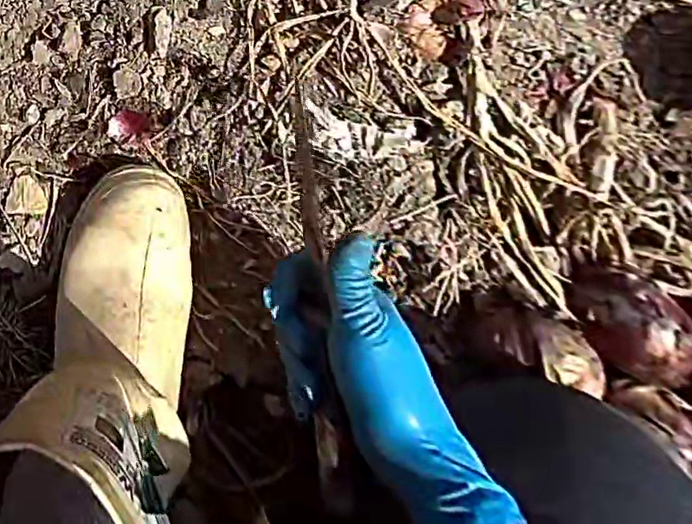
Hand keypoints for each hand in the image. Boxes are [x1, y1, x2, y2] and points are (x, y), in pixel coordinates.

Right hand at [265, 236, 524, 523]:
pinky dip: (301, 385)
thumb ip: (350, 279)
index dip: (286, 284)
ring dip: (296, 364)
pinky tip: (310, 405)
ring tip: (313, 392)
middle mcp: (350, 317)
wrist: (412, 461)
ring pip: (297, 339)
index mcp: (359, 298)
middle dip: (291, 333)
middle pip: (297, 305)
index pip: (306, 268)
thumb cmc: (388, 388)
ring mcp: (343, 350)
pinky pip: (304, 369)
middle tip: (306, 359)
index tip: (279, 309)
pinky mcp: (337, 380)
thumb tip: (360, 229)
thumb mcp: (362, 328)